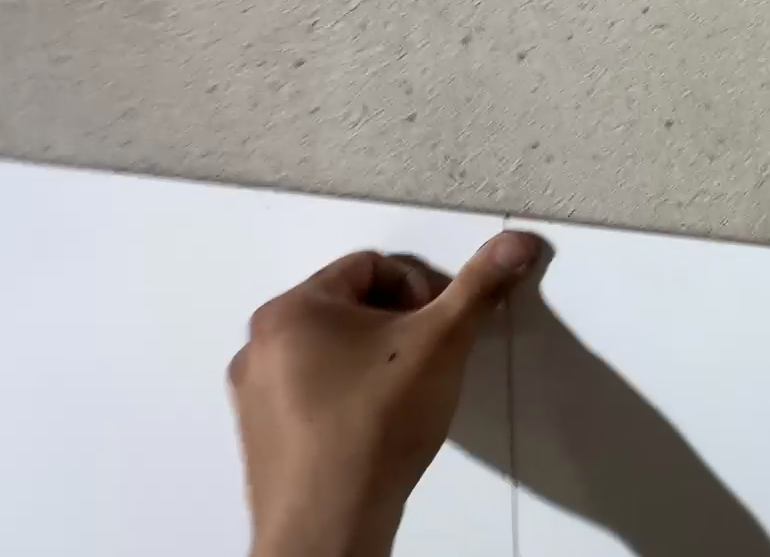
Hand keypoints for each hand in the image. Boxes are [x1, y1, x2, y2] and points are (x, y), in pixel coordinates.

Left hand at [228, 231, 543, 556]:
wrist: (329, 528)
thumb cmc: (380, 419)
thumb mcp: (444, 338)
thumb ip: (481, 283)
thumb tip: (518, 240)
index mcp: (292, 310)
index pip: (373, 265)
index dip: (419, 288)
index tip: (436, 328)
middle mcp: (259, 344)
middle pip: (354, 303)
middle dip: (401, 321)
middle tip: (427, 356)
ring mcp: (252, 393)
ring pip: (336, 344)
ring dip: (379, 353)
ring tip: (406, 390)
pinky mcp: (260, 433)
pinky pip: (316, 383)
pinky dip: (353, 387)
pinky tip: (378, 419)